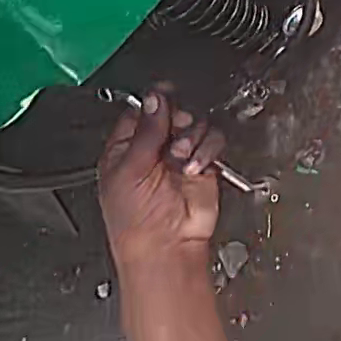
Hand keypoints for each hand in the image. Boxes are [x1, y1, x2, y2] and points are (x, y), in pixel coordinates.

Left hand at [98, 86, 226, 271]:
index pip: (141, 111)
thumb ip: (146, 131)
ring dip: (192, 138)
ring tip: (181, 157)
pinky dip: (207, 150)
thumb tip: (154, 98)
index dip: (153, 102)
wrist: (166, 247)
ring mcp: (181, 156)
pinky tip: (194, 166)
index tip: (164, 94)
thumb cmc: (135, 222)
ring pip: (196, 124)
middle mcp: (154, 150)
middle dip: (177, 120)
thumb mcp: (130, 170)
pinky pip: (213, 141)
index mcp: (127, 149)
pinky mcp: (204, 164)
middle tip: (175, 130)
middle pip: (173, 113)